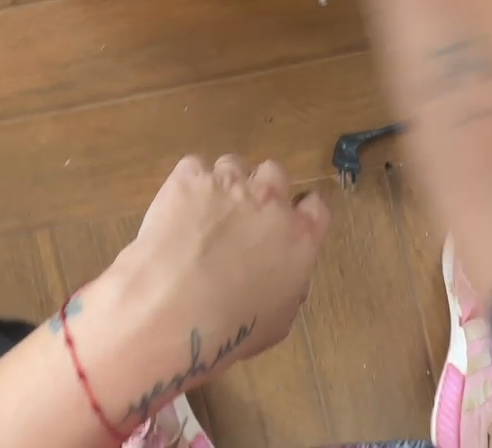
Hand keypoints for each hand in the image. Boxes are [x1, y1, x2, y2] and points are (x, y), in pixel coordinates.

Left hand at [70, 156, 329, 426]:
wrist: (176, 307)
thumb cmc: (233, 328)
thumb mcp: (279, 320)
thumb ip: (288, 284)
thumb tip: (281, 272)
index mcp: (299, 236)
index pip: (315, 207)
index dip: (301, 211)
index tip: (289, 218)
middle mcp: (269, 200)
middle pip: (274, 173)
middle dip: (261, 188)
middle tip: (243, 212)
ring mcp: (228, 183)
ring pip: (232, 165)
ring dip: (224, 183)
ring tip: (204, 210)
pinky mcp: (190, 177)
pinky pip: (193, 167)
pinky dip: (188, 182)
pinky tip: (178, 206)